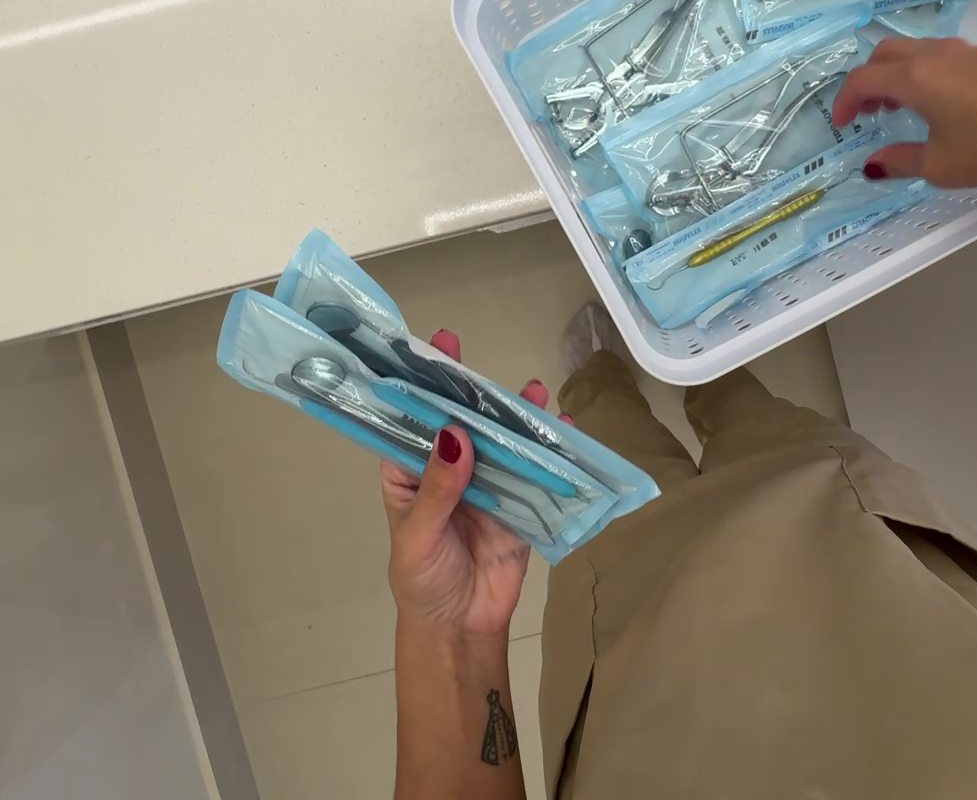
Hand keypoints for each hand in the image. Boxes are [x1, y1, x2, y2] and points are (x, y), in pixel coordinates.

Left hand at [380, 330, 562, 636]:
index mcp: (412, 472)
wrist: (462, 628)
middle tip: (483, 363)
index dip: (425, 383)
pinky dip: (549, 451)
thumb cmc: (422, 580)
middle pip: (463, 421)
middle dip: (473, 392)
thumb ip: (437, 487)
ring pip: (502, 440)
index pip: (415, 419)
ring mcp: (487, 483)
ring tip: (535, 391)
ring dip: (516, 416)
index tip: (438, 347)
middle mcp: (450, 469)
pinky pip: (534, 471)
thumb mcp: (417, 535)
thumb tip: (457, 433)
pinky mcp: (519, 502)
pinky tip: (563, 429)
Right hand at [830, 37, 976, 189]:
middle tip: (868, 111)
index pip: (863, 80)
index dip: (844, 101)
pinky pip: (943, 57)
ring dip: (898, 75)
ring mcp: (967, 53)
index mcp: (914, 78)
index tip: (842, 125)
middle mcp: (936, 56)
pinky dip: (925, 74)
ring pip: (916, 51)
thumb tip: (873, 164)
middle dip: (868, 80)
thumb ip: (900, 161)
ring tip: (902, 107)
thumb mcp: (938, 165)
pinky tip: (941, 103)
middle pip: (886, 54)